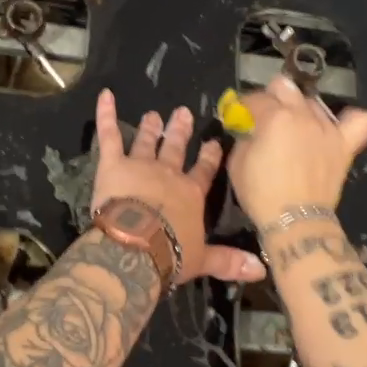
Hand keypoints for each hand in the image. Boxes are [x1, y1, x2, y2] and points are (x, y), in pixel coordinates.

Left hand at [90, 90, 265, 283]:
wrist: (136, 246)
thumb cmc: (170, 253)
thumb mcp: (203, 259)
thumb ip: (229, 261)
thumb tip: (261, 270)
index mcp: (190, 194)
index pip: (203, 172)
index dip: (208, 157)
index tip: (213, 143)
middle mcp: (168, 174)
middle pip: (175, 150)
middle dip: (180, 132)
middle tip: (183, 113)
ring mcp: (140, 165)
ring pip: (146, 142)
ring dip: (150, 128)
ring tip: (153, 115)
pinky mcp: (113, 163)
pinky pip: (109, 135)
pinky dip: (106, 115)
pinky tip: (105, 96)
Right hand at [226, 75, 366, 224]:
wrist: (296, 222)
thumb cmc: (261, 194)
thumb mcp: (237, 162)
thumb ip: (244, 136)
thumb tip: (251, 129)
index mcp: (274, 117)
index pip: (254, 98)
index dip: (243, 106)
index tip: (239, 117)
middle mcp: (302, 115)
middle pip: (284, 87)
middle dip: (271, 98)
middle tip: (265, 119)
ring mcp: (327, 128)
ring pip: (313, 101)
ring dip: (300, 109)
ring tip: (295, 127)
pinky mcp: (344, 145)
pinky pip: (359, 121)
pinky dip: (349, 119)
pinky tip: (335, 126)